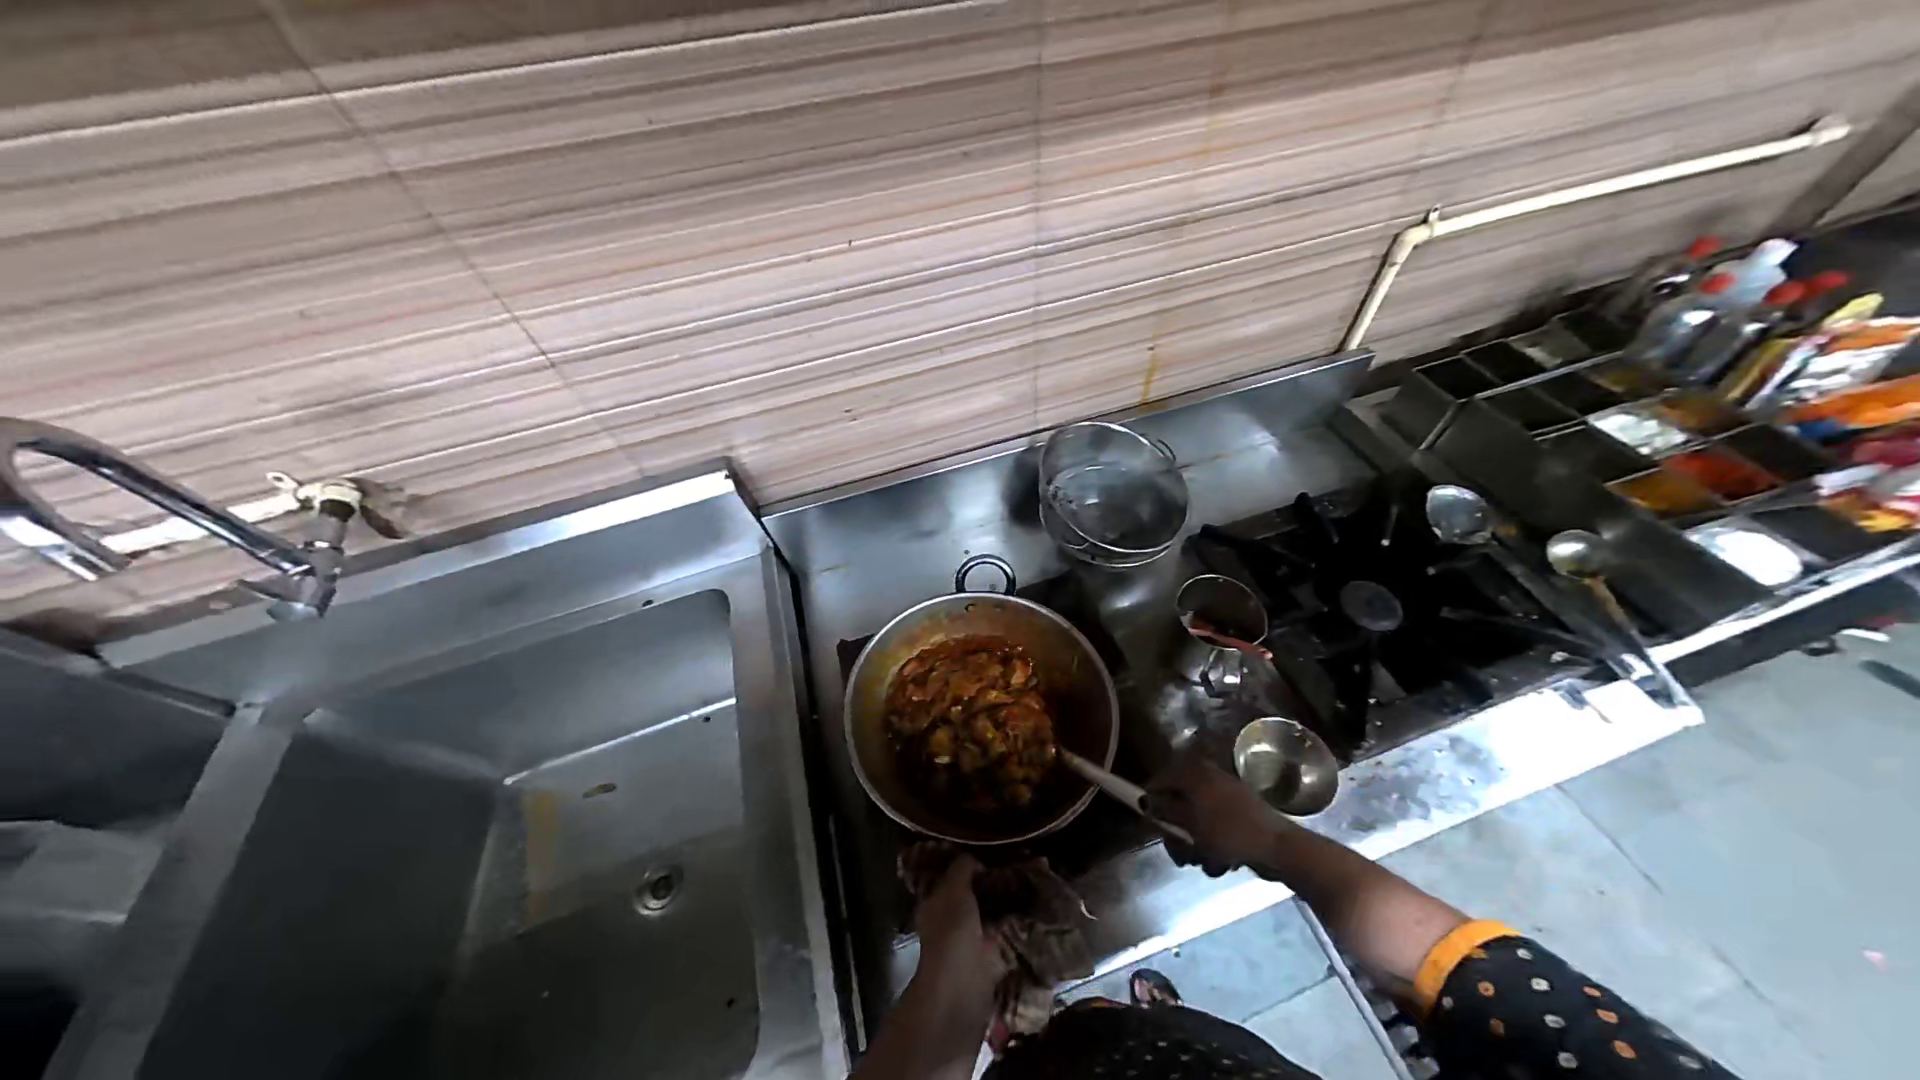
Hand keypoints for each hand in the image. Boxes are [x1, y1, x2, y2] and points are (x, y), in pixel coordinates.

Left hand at [911, 855, 1011, 1016]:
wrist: (962, 985)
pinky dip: (1010, 927)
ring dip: (999, 906)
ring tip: (1023, 885)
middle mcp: (947, 922)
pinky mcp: (986, 961)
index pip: (948, 879)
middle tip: (1011, 867)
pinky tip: (1026, 911)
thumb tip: (973, 859)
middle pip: (968, 897)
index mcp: (933, 904)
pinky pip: (999, 937)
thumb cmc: (952, 930)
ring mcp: (966, 942)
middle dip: (985, 886)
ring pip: (984, 916)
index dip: (964, 866)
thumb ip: (961, 869)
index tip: (987, 854)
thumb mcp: (954, 888)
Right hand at [1147, 758, 1286, 874]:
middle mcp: (1208, 778)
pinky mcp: (1240, 816)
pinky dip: (1215, 846)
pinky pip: (1216, 830)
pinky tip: (1222, 862)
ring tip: (1205, 862)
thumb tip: (1146, 803)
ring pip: (1197, 822)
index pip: (1160, 781)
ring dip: (1196, 845)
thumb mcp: (1189, 823)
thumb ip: (1164, 811)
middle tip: (1181, 855)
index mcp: (1194, 772)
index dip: (1150, 803)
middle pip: (1178, 805)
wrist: (1279, 848)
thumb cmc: (1228, 832)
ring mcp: (1226, 797)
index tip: (1149, 825)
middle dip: (1178, 834)